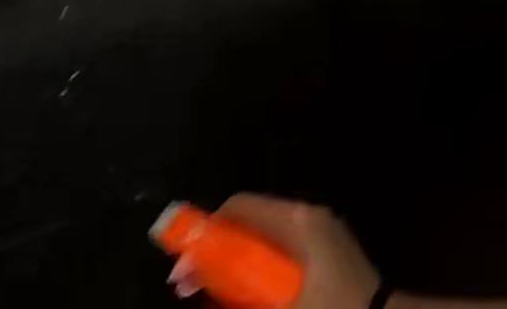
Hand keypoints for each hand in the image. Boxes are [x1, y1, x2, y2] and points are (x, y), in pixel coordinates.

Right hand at [171, 193, 379, 308]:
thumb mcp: (280, 308)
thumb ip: (238, 299)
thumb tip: (206, 299)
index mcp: (298, 220)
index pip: (241, 208)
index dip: (204, 236)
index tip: (181, 275)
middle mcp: (308, 216)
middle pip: (250, 222)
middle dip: (214, 253)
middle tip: (186, 290)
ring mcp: (320, 231)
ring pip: (264, 238)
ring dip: (233, 263)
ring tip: (207, 296)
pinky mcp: (326, 250)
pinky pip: (281, 252)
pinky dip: (257, 269)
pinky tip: (243, 299)